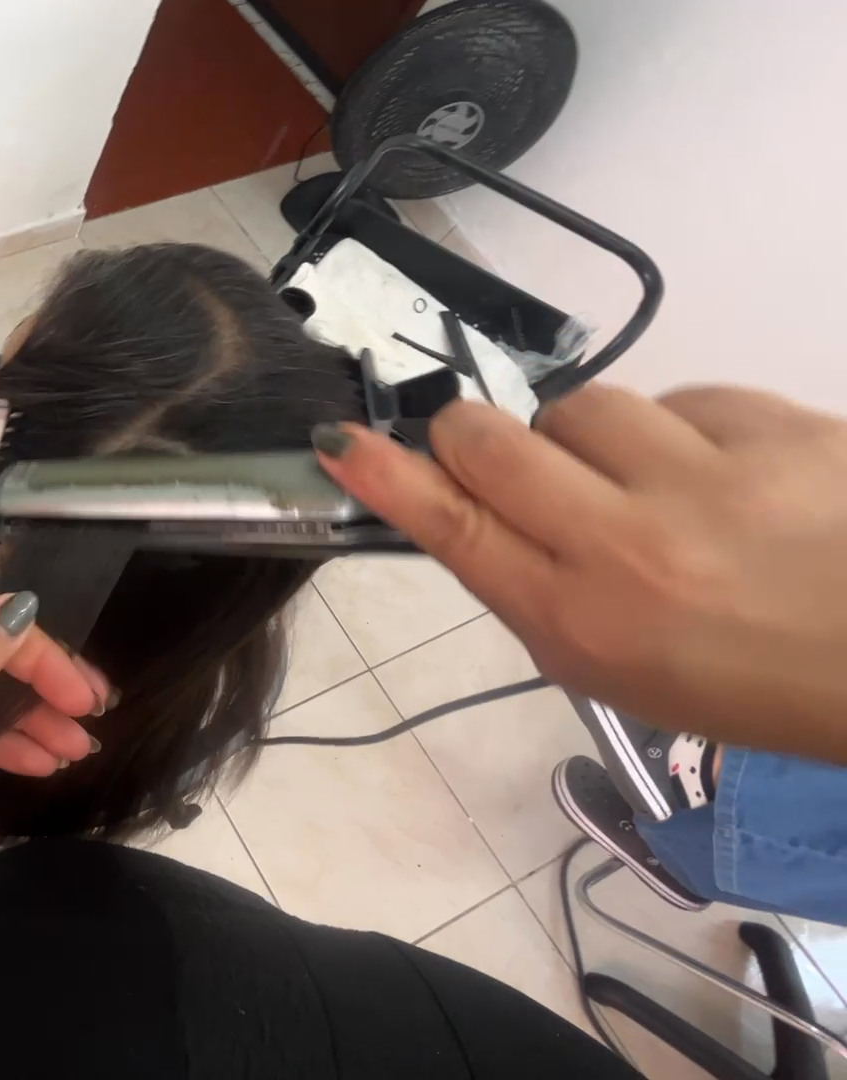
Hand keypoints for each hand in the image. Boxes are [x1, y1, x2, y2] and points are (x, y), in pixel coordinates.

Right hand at [314, 384, 846, 758]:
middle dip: (469, 435)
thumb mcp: (593, 659)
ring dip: (582, 436)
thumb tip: (451, 497)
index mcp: (574, 616)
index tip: (337, 441)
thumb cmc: (725, 678)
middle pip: (492, 443)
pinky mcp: (795, 434)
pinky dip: (676, 429)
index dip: (384, 476)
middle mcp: (630, 547)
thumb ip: (514, 578)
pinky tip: (716, 471)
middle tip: (493, 453)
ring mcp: (717, 484)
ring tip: (638, 476)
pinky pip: (682, 397)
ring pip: (580, 407)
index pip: (451, 525)